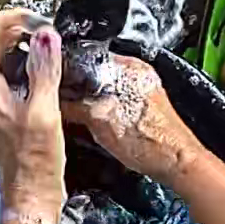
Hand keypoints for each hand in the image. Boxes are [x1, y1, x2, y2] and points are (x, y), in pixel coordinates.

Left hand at [0, 9, 65, 223]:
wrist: (30, 198)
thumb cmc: (33, 165)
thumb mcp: (44, 113)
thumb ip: (45, 72)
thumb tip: (45, 36)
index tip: (24, 16)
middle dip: (4, 29)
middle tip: (32, 24)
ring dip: (9, 46)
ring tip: (35, 39)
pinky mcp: (2, 118)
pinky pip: (1, 80)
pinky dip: (16, 65)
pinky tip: (36, 70)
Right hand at [62, 54, 209, 187]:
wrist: (175, 164)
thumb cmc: (149, 142)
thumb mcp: (100, 121)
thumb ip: (73, 105)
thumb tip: (51, 101)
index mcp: (129, 67)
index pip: (86, 59)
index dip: (64, 72)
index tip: (49, 84)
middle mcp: (135, 74)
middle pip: (91, 74)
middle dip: (73, 87)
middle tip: (56, 100)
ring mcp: (137, 91)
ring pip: (99, 89)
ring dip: (84, 100)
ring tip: (69, 112)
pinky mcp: (138, 109)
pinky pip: (109, 102)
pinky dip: (96, 110)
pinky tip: (88, 122)